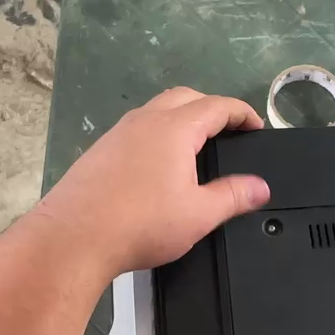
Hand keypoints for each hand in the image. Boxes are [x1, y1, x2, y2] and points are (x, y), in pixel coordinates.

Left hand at [32, 88, 269, 277]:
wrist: (73, 238)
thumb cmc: (142, 224)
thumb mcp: (199, 214)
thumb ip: (234, 196)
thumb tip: (261, 188)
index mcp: (174, 128)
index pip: (217, 106)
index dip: (242, 113)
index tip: (256, 126)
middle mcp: (145, 120)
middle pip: (185, 97)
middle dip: (212, 108)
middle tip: (229, 130)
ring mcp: (118, 133)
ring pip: (157, 110)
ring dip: (182, 116)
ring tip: (197, 144)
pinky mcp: (100, 150)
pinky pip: (137, 128)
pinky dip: (159, 132)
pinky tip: (160, 163)